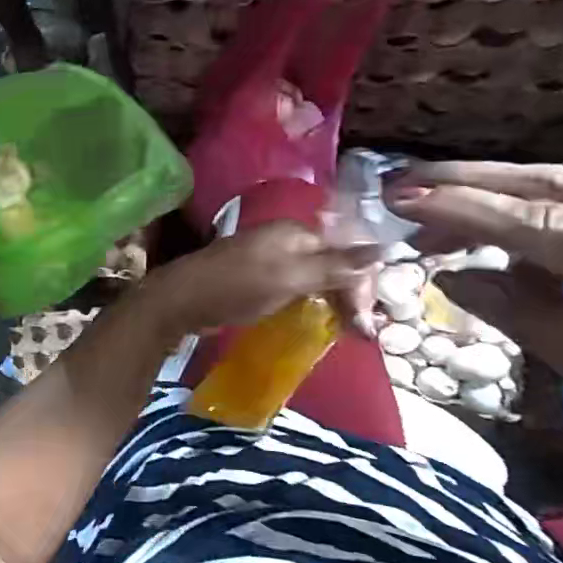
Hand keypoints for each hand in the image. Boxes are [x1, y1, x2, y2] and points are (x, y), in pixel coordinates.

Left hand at [136, 222, 378, 339]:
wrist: (180, 302)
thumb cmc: (234, 287)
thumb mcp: (287, 277)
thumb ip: (332, 266)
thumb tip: (383, 249)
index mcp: (294, 232)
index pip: (348, 251)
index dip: (362, 284)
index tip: (364, 323)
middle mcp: (284, 239)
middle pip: (334, 262)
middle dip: (351, 293)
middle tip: (359, 330)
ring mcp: (269, 258)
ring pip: (316, 275)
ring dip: (334, 299)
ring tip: (346, 327)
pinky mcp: (257, 278)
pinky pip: (296, 286)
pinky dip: (311, 301)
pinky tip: (318, 318)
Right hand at [390, 161, 562, 515]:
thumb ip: (547, 330)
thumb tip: (457, 283)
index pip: (553, 226)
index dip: (468, 210)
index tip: (401, 201)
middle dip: (472, 180)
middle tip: (401, 185)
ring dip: (502, 195)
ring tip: (439, 220)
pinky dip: (545, 214)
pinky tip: (517, 245)